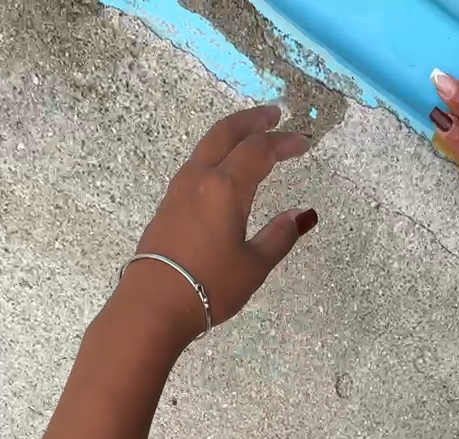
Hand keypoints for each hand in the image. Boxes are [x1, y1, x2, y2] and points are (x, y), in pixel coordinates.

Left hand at [124, 104, 318, 340]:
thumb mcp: (254, 265)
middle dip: (253, 120)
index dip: (284, 143)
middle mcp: (200, 179)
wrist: (154, 304)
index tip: (303, 142)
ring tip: (251, 136)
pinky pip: (197, 165)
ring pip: (207, 146)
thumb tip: (302, 215)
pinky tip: (226, 169)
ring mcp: (179, 190)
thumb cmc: (211, 286)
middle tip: (275, 114)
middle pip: (226, 133)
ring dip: (231, 135)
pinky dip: (217, 155)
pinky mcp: (169, 205)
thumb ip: (280, 236)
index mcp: (225, 188)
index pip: (259, 151)